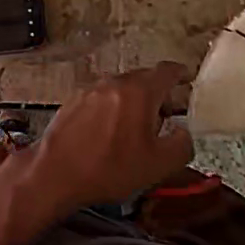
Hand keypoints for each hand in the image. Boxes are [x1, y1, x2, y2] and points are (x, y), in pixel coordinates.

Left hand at [22, 62, 194, 216]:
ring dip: (135, 101)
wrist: (56, 173)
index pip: (167, 71)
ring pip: (122, 87)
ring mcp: (92, 88)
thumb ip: (182, 145)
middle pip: (144, 78)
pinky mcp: (75, 100)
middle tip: (166, 114)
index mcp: (140, 91)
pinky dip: (114, 106)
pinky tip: (110, 131)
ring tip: (138, 128)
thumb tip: (184, 133)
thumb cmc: (110, 168)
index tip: (188, 77)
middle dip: (159, 93)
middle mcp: (116, 82)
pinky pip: (103, 96)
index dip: (181, 73)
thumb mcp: (158, 165)